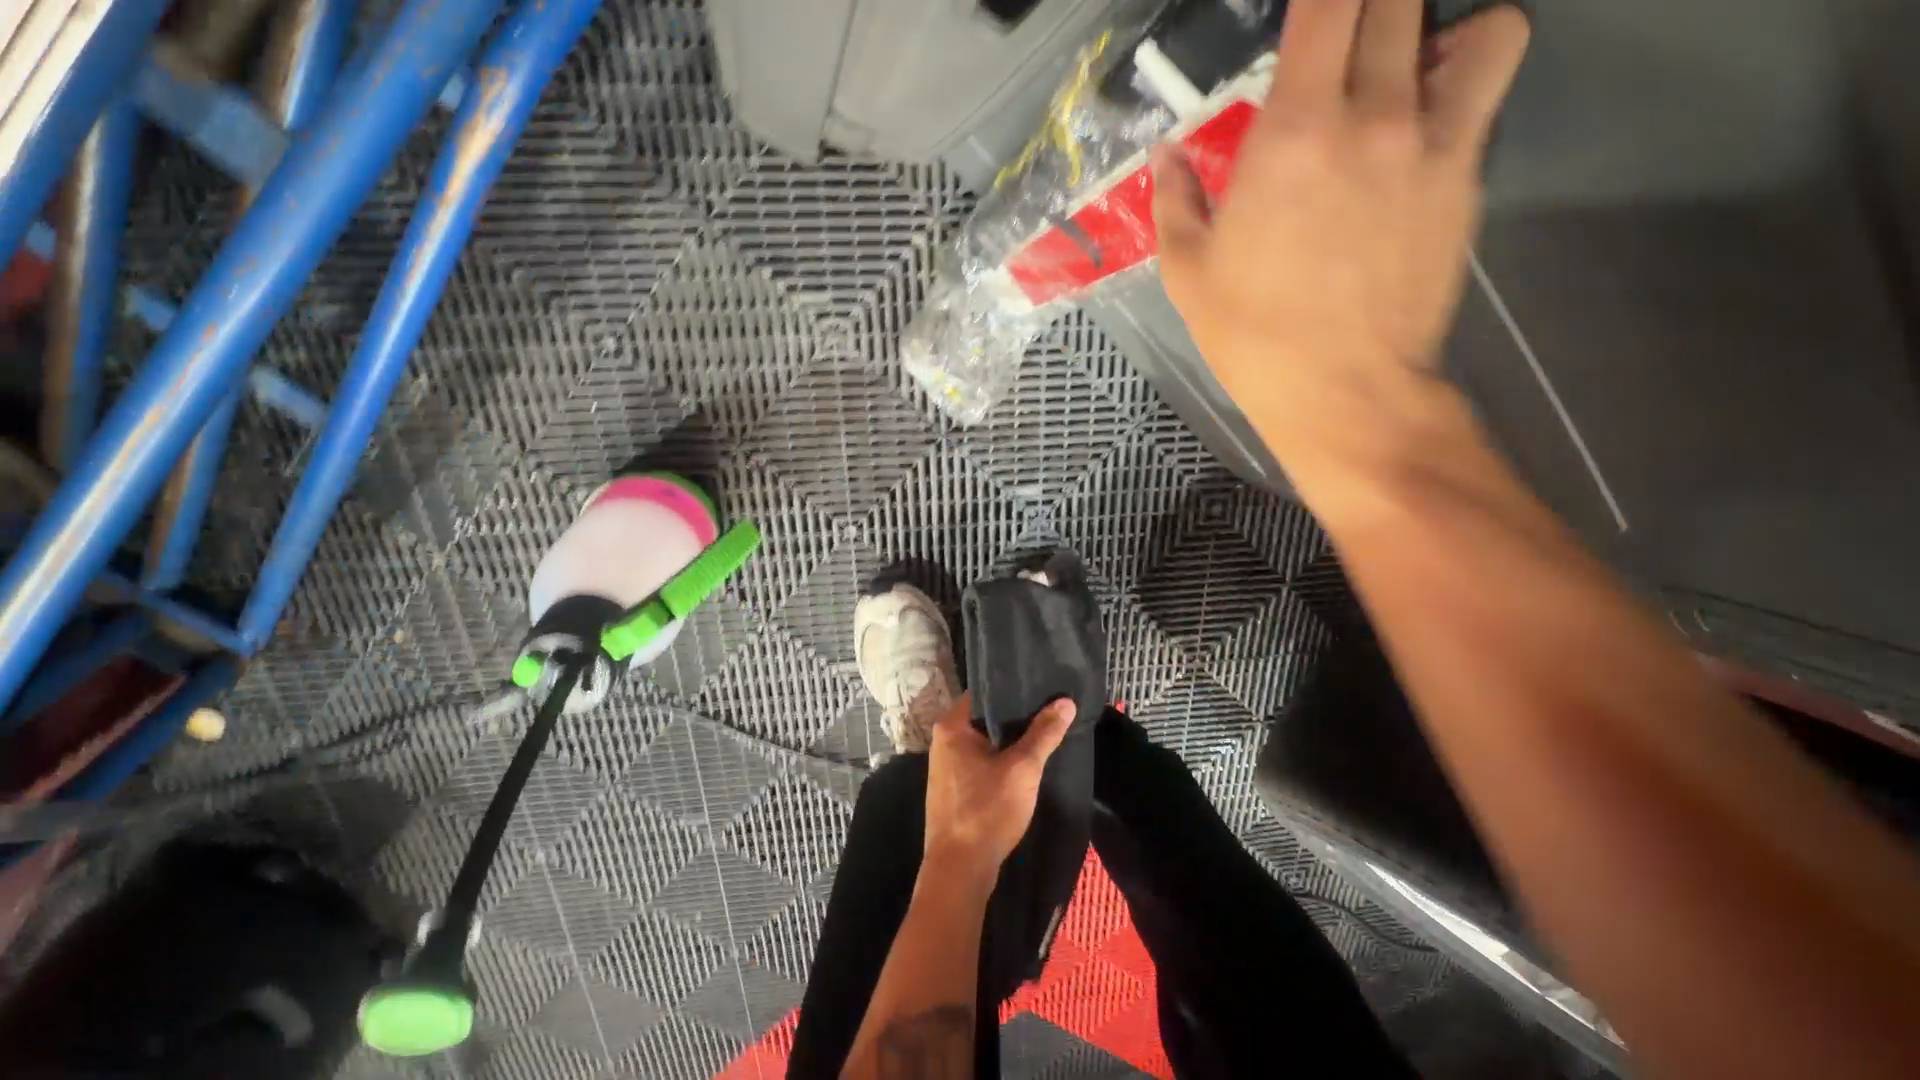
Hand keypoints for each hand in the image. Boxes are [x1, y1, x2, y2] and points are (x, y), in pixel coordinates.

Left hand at [921, 693, 1076, 886]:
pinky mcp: (955, 789)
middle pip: (986, 717)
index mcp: (952, 727)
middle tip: (1051, 705)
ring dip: (1011, 739)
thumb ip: (1044, 733)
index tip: (1042, 684)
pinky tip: (1027, 761)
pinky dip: (1003, 759)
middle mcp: (944, 741)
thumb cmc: (987, 810)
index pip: (984, 692)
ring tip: (1046, 728)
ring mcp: (947, 767)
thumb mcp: (1023, 768)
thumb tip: (1066, 701)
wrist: (960, 868)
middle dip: (1017, 715)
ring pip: (986, 742)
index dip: (1013, 687)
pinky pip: (982, 762)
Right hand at [1153, 0, 1529, 507]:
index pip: (1326, 2)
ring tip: (1412, 57)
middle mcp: (1371, 114)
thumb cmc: (1253, 335)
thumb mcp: (1188, 272)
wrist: (1344, 391)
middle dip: (1366, 3)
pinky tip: (1429, 113)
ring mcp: (1431, 142)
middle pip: (1394, 0)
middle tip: (1341, 29)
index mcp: (1292, 129)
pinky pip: (1490, 89)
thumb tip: (1168, 154)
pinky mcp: (1466, 177)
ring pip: (1482, 25)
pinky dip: (1470, 74)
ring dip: (1441, 25)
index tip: (1308, 10)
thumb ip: (1176, 198)